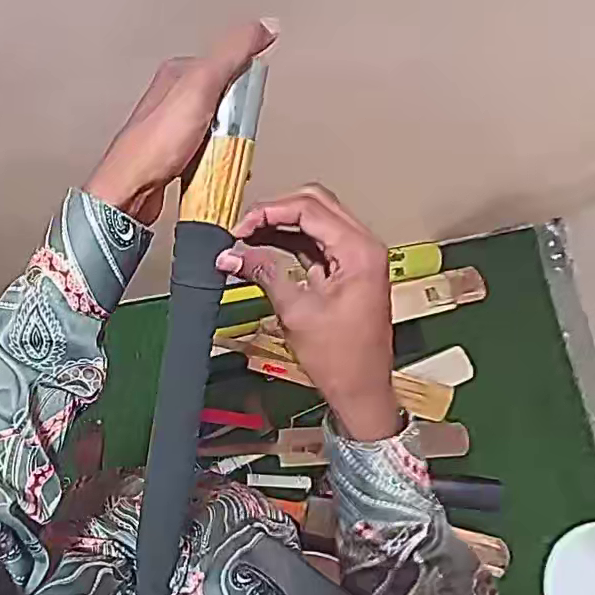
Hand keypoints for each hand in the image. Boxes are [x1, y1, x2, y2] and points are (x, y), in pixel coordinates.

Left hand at [85, 20, 276, 225]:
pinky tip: (210, 171)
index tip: (246, 105)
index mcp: (177, 75)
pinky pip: (204, 158)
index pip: (226, 68)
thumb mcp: (201, 85)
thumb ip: (232, 53)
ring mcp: (170, 132)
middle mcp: (170, 101)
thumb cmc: (155, 144)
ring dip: (225, 147)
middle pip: (223, 104)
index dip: (244, 88)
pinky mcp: (171, 160)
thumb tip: (264, 26)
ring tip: (218, 156)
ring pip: (214, 133)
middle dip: (235, 122)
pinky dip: (213, 165)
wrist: (129, 191)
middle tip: (230, 134)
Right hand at [215, 184, 402, 440]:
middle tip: (241, 230)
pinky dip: (289, 241)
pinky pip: (316, 243)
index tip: (239, 229)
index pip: (309, 209)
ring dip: (279, 225)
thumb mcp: (295, 312)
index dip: (269, 212)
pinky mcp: (346, 270)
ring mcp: (356, 257)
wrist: (361, 389)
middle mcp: (363, 246)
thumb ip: (264, 273)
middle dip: (274, 212)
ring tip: (245, 239)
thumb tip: (231, 256)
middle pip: (314, 205)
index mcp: (359, 251)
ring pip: (314, 221)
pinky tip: (262, 248)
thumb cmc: (340, 359)